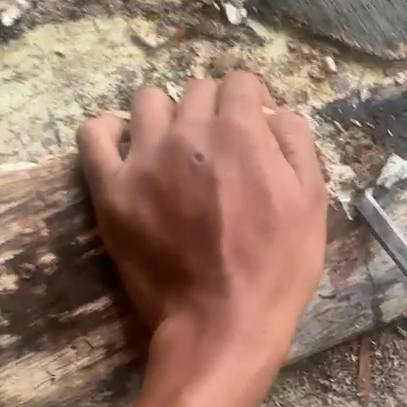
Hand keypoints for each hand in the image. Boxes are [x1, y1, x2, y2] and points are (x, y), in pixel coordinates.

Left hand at [78, 73, 327, 370]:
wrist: (222, 323)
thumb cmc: (276, 269)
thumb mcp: (312, 204)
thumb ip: (296, 145)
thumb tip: (276, 114)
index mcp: (240, 132)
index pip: (241, 82)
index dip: (252, 101)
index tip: (255, 126)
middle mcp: (188, 133)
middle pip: (197, 90)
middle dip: (214, 110)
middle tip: (221, 150)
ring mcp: (144, 159)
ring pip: (148, 101)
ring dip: (167, 115)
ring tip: (175, 149)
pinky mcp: (111, 190)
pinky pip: (94, 134)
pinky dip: (109, 131)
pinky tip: (126, 148)